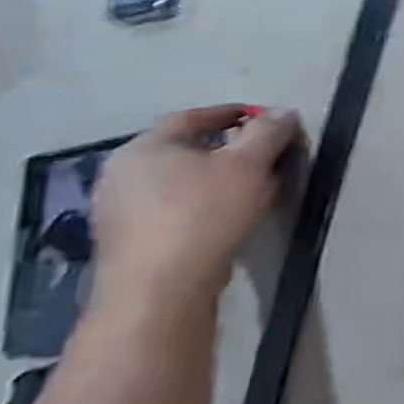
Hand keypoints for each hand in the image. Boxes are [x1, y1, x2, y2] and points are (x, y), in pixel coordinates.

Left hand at [91, 104, 302, 311]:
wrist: (160, 290)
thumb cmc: (203, 215)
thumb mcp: (249, 166)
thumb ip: (269, 134)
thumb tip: (283, 112)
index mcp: (145, 147)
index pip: (192, 117)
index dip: (233, 113)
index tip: (266, 119)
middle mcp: (122, 174)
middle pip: (185, 150)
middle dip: (228, 150)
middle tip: (266, 156)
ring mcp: (120, 212)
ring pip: (180, 183)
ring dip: (218, 181)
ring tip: (255, 189)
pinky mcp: (130, 244)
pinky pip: (175, 211)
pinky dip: (204, 207)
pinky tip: (230, 219)